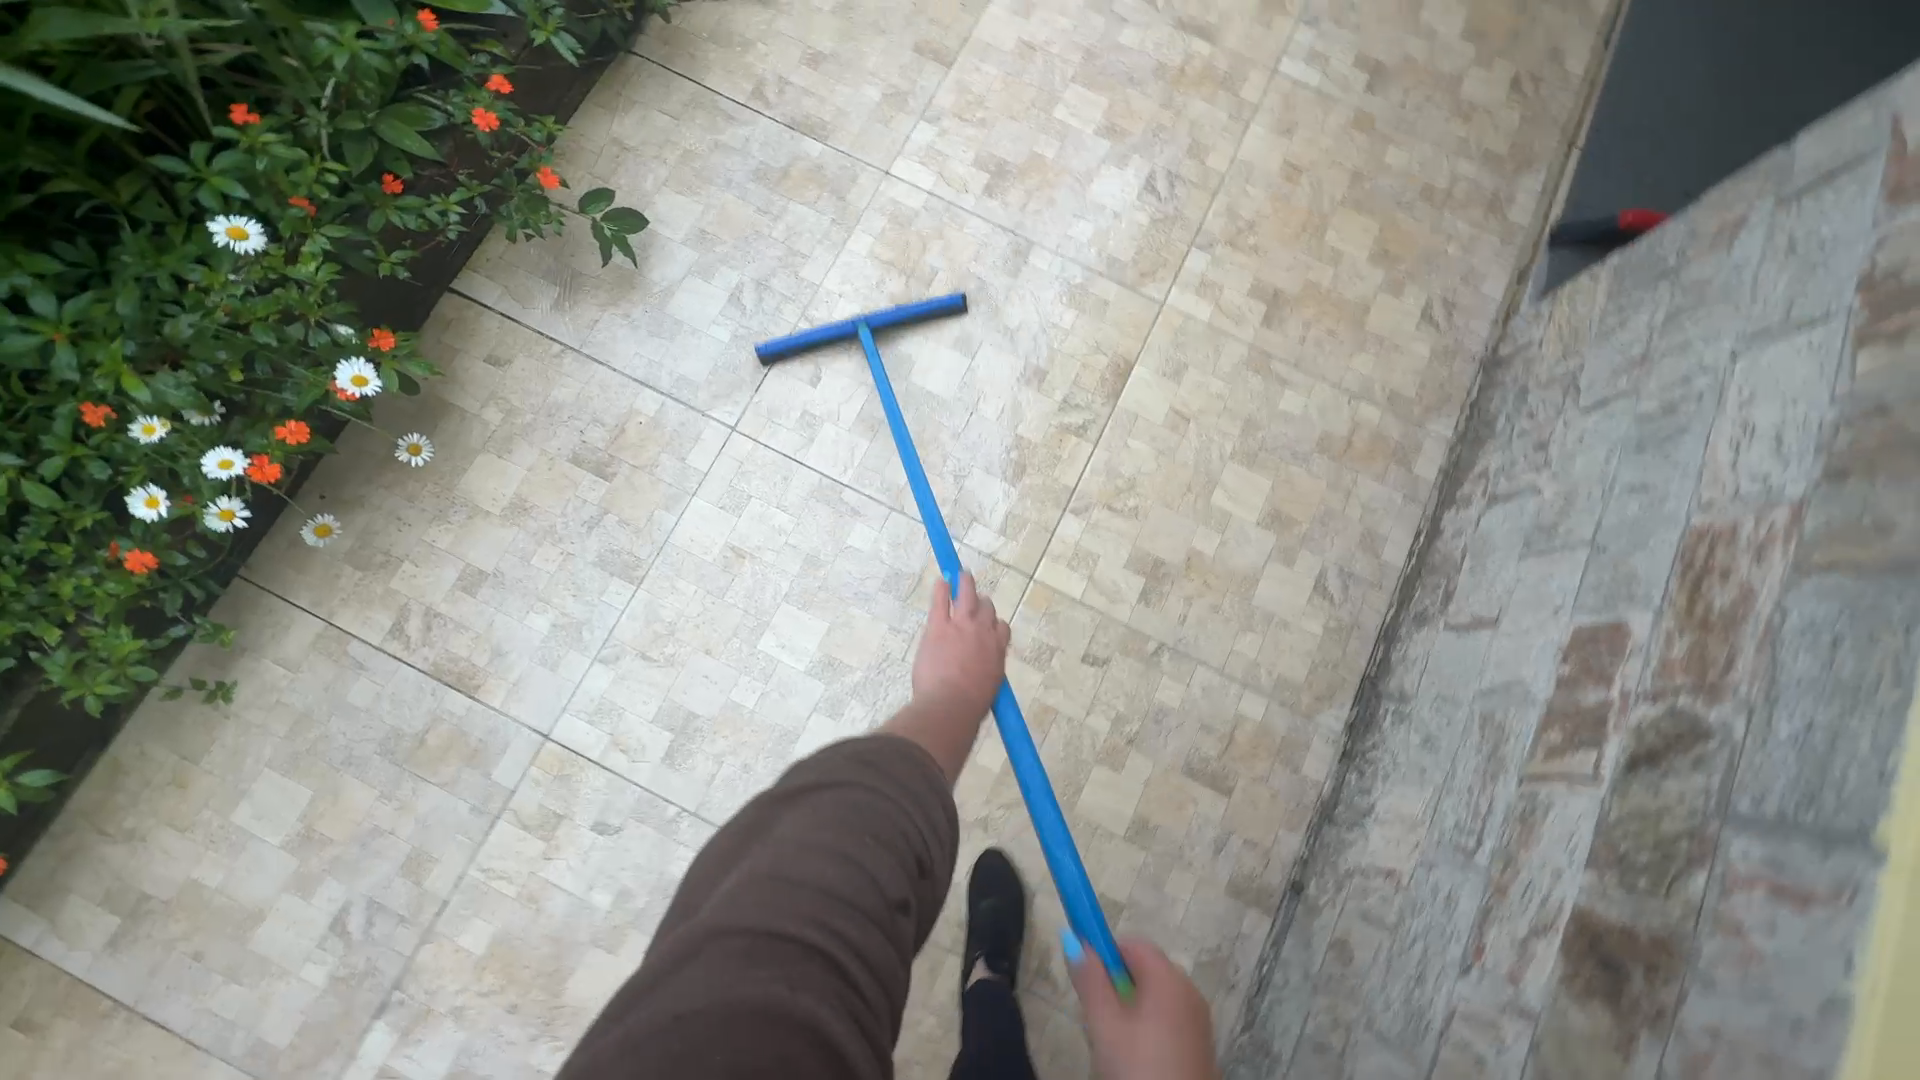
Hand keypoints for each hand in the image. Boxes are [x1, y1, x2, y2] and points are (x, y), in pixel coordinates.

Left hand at [911, 571, 1010, 722]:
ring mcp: (961, 626)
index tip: (987, 627)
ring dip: (965, 584)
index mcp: (998, 651)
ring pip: (967, 596)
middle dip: (982, 604)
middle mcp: (984, 633)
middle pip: (987, 609)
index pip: (1001, 628)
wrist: (950, 705)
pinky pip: (941, 601)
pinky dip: (942, 589)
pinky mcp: (939, 626)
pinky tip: (941, 582)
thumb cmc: (970, 706)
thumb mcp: (990, 690)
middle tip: (975, 601)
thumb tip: (981, 676)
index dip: (993, 625)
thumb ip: (987, 674)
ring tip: (962, 576)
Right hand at [1067, 937, 1217, 1079]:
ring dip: (1131, 1005)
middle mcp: (1188, 989)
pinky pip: (1169, 1017)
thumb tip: (1073, 940)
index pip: (1132, 943)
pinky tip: (1136, 1056)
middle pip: (1145, 968)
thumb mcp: (1104, 1024)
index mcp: (1168, 977)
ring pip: (1155, 995)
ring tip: (1113, 1039)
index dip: (1105, 952)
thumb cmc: (1138, 1068)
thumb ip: (1089, 979)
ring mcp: (1198, 1018)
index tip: (1086, 977)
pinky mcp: (1201, 1044)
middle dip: (1116, 982)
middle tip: (1098, 1014)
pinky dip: (1149, 1025)